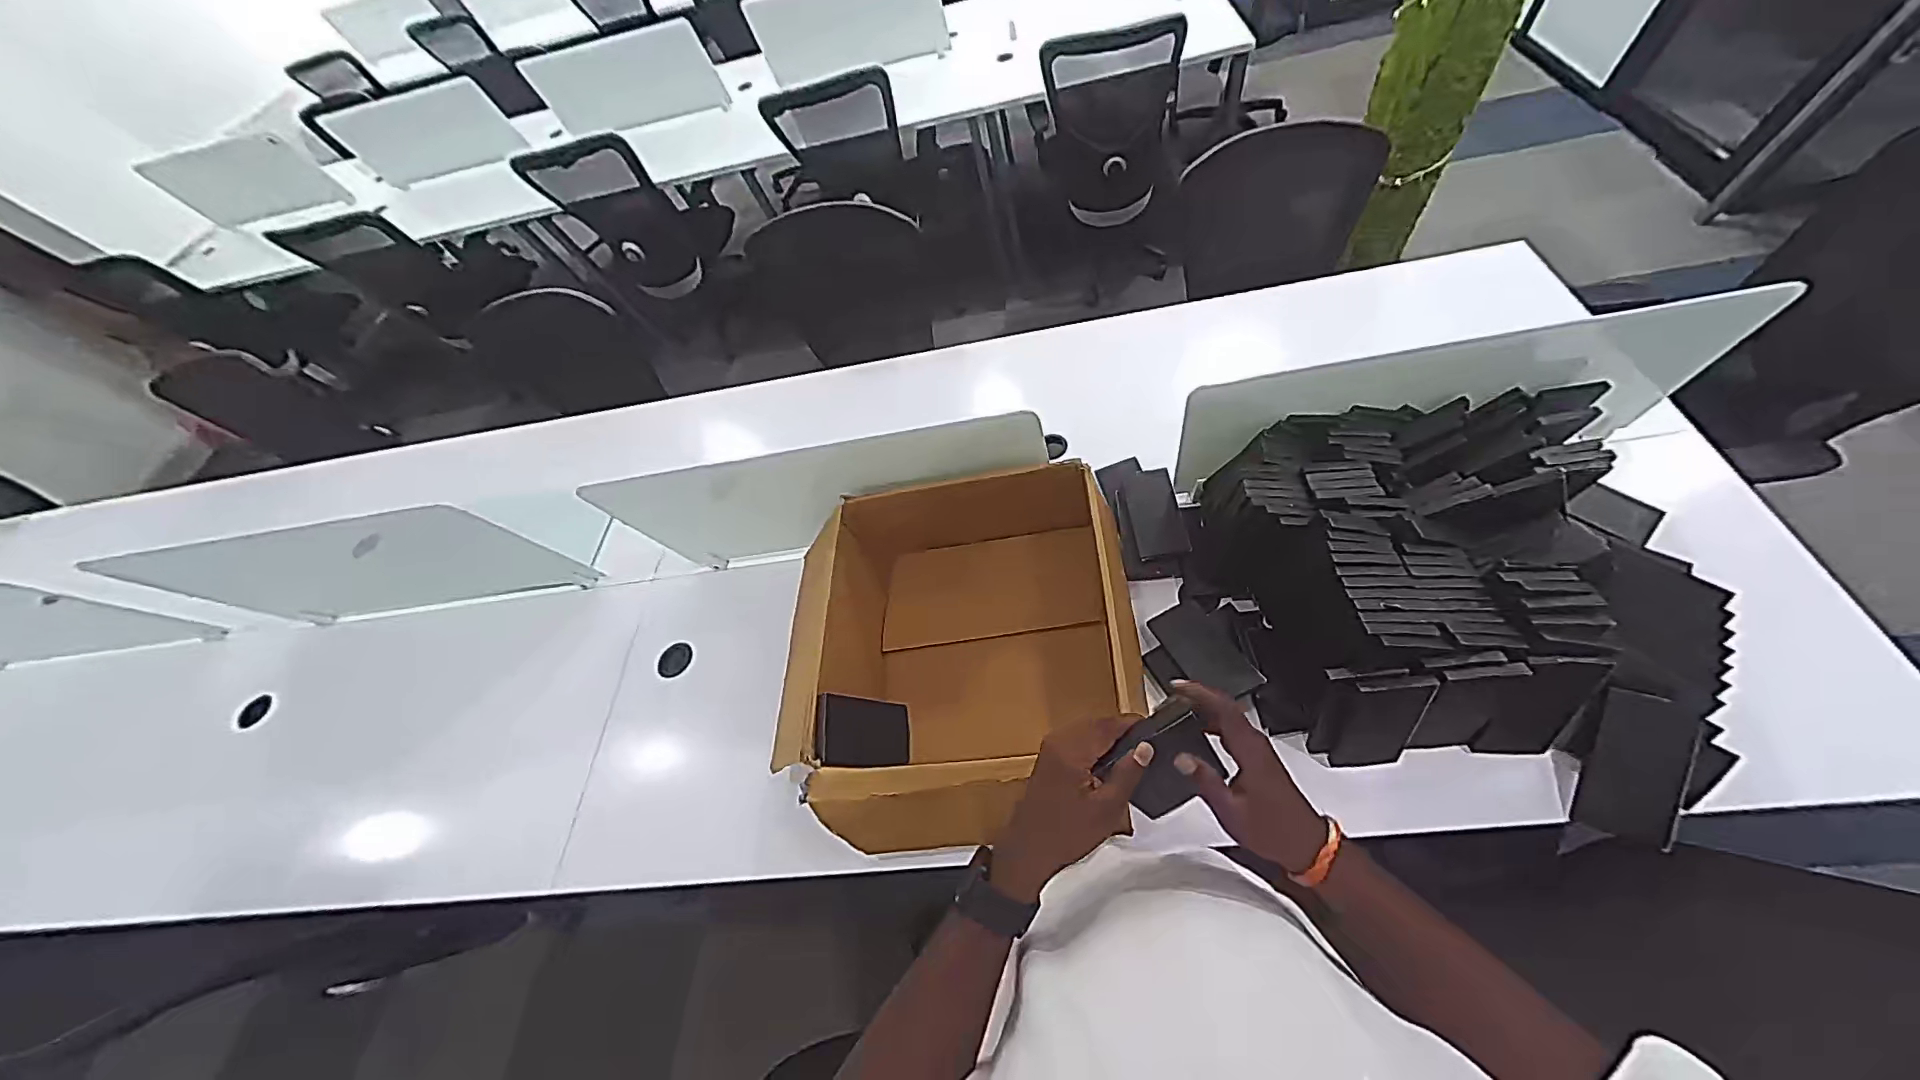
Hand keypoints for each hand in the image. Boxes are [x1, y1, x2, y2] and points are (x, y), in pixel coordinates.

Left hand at [991, 715, 1153, 902]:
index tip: (1155, 734)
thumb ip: (1128, 773)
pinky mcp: (1049, 758)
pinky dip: (1095, 749)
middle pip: (1098, 725)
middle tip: (1146, 751)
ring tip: (1131, 762)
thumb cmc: (1066, 835)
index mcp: (1071, 749)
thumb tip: (1145, 748)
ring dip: (1108, 742)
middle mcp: (1057, 741)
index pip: (1108, 724)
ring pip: (1088, 732)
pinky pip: (1078, 742)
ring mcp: (1050, 748)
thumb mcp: (1107, 807)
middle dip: (1122, 734)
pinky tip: (1108, 769)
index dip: (1134, 726)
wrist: (1030, 852)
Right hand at [1170, 680, 1326, 873]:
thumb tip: (1182, 759)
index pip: (1224, 709)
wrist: (1305, 845)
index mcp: (1250, 752)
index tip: (1179, 687)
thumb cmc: (1275, 830)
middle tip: (1174, 696)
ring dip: (1207, 710)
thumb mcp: (1230, 810)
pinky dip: (1216, 724)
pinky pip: (1235, 730)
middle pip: (1228, 708)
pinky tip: (1201, 732)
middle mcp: (1257, 746)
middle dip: (1199, 697)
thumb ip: (1204, 780)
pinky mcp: (1260, 759)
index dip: (1200, 693)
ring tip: (1182, 710)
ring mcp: (1260, 751)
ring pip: (1231, 718)